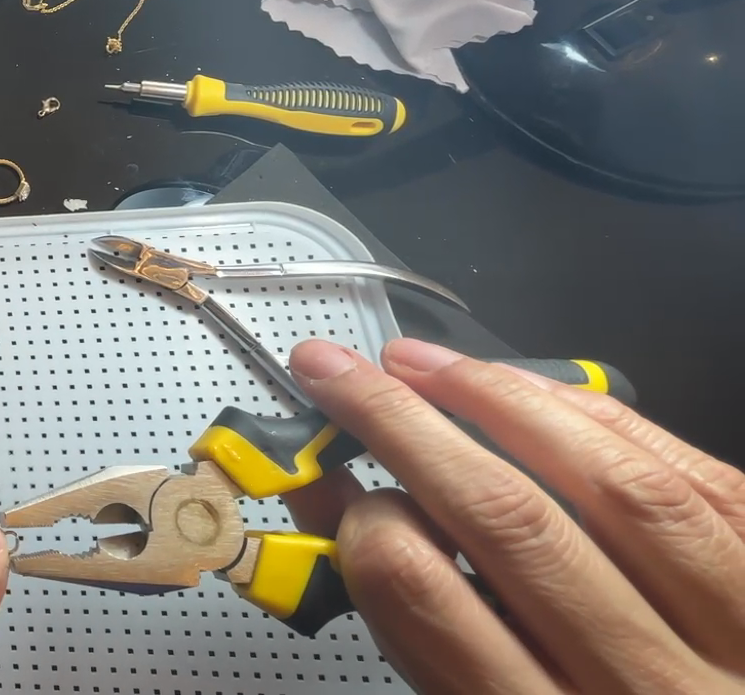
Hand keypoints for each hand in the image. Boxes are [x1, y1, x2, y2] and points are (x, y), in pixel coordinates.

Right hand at [286, 337, 744, 694]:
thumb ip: (388, 598)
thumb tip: (317, 480)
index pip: (419, 586)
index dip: (360, 514)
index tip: (333, 476)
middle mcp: (658, 694)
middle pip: (507, 517)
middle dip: (397, 418)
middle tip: (336, 367)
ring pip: (620, 486)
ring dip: (495, 396)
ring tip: (419, 361)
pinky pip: (712, 484)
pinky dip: (601, 416)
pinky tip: (525, 388)